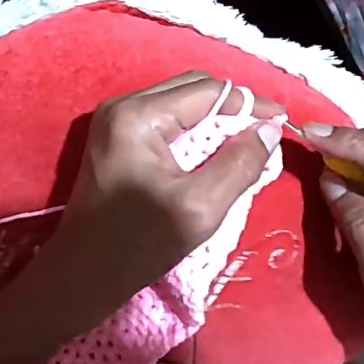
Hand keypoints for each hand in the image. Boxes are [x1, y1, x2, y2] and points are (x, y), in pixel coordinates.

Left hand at [36, 73, 284, 331]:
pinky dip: (193, 129)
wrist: (81, 275)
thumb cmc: (138, 245)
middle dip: (232, 107)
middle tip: (265, 132)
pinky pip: (164, 119)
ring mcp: (114, 120)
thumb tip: (268, 130)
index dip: (249, 103)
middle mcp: (122, 106)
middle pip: (192, 88)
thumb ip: (239, 164)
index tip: (282, 121)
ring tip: (245, 140)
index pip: (208, 91)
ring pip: (179, 101)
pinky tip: (214, 150)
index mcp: (138, 116)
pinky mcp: (114, 137)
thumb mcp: (199, 208)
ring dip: (214, 117)